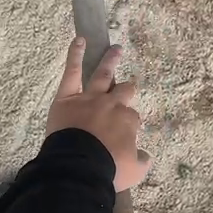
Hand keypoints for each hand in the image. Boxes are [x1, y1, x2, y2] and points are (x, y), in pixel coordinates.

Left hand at [46, 38, 149, 191]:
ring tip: (116, 50)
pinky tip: (79, 40)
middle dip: (127, 89)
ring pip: (102, 75)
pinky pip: (72, 71)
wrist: (78, 167)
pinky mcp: (67, 97)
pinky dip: (74, 54)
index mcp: (127, 122)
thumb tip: (145, 156)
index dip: (129, 124)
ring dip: (110, 61)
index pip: (132, 118)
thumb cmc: (107, 170)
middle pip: (124, 92)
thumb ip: (141, 162)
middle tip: (129, 87)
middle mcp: (112, 105)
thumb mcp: (133, 172)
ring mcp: (90, 98)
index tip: (125, 132)